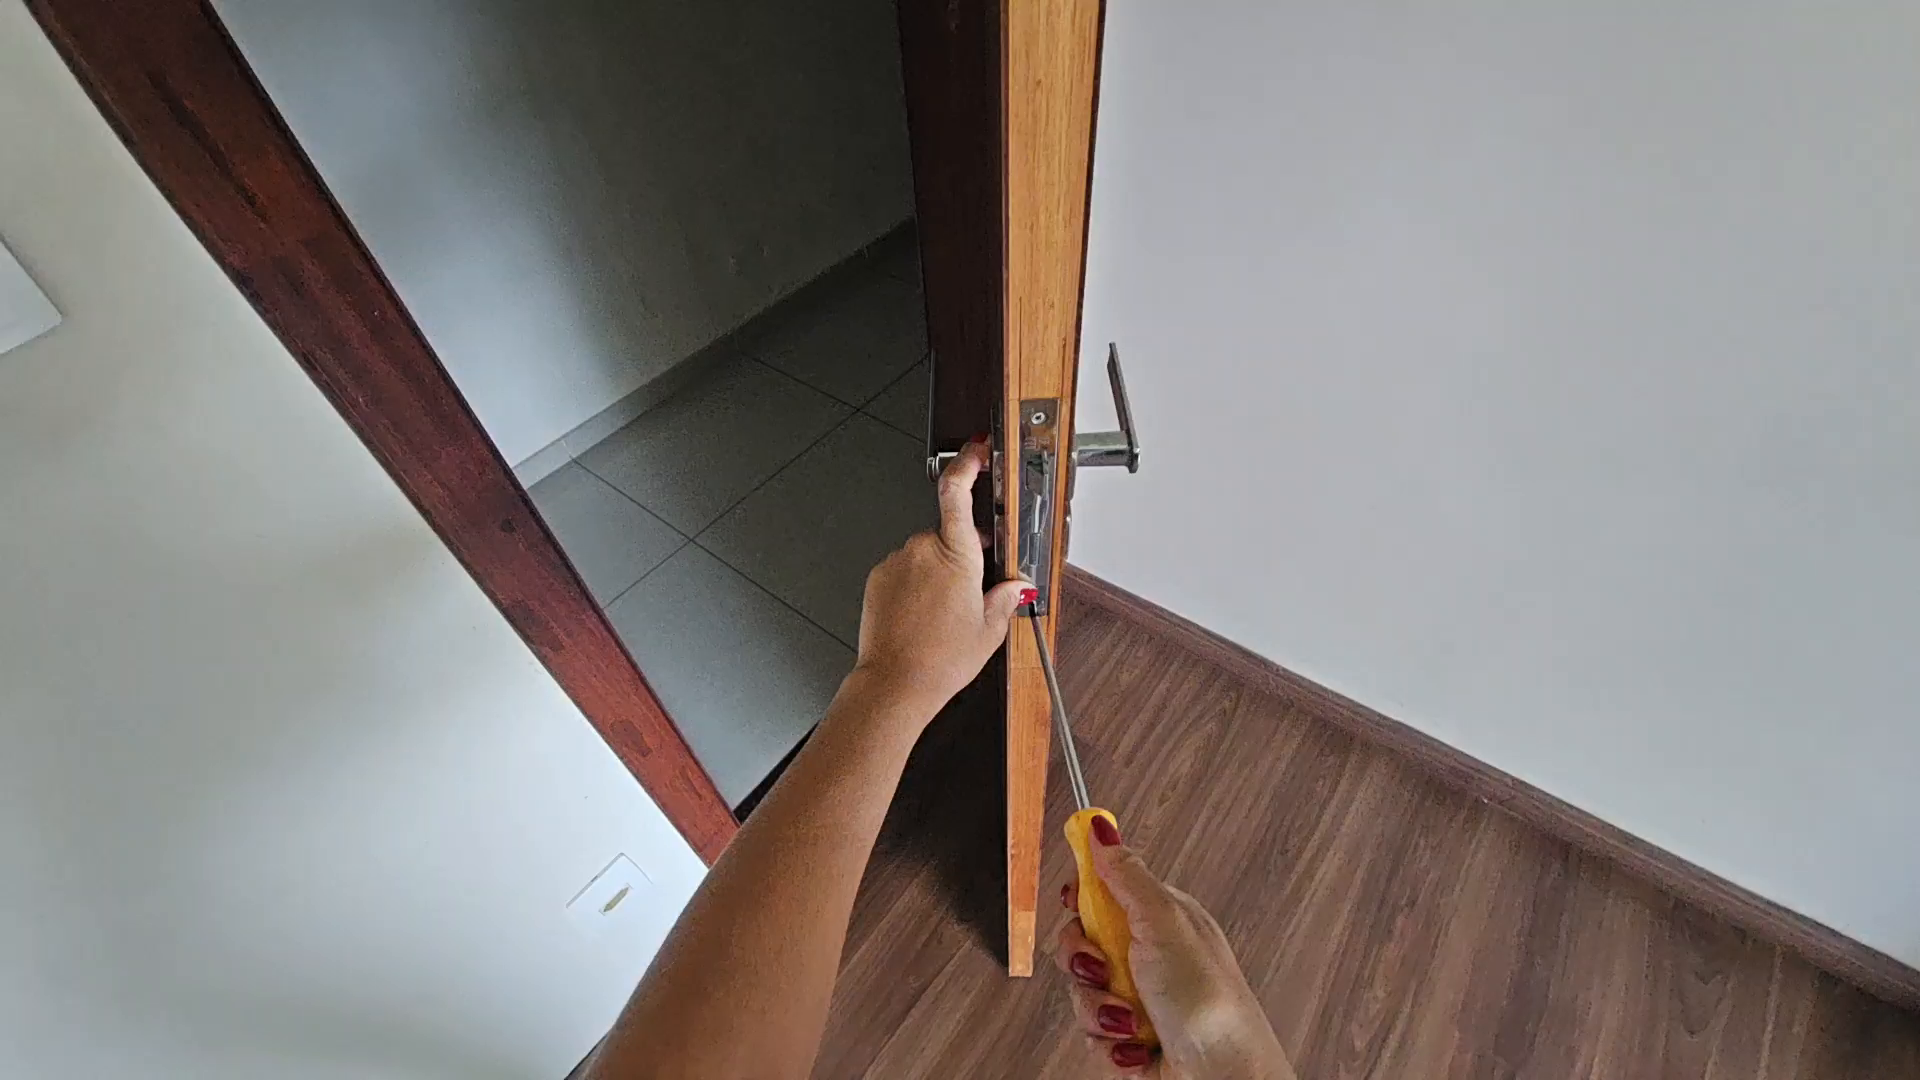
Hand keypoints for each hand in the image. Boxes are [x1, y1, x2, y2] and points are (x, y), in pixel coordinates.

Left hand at [850, 440, 1029, 723]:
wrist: (895, 683)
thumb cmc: (939, 660)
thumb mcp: (988, 630)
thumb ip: (1005, 597)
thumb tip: (1017, 585)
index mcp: (956, 556)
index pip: (957, 492)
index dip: (967, 463)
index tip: (977, 449)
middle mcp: (922, 550)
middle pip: (947, 534)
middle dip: (961, 554)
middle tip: (969, 591)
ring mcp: (897, 562)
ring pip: (925, 554)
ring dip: (936, 572)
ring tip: (941, 614)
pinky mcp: (879, 576)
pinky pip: (904, 569)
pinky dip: (915, 584)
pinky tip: (922, 614)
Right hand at [1054, 827, 1294, 1078]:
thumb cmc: (1213, 1005)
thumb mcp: (1164, 922)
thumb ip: (1127, 874)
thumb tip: (1101, 828)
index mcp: (1157, 915)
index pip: (1103, 884)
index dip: (1081, 891)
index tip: (1074, 899)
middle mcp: (1144, 952)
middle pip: (1080, 935)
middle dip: (1081, 956)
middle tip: (1102, 965)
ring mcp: (1135, 994)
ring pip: (1080, 986)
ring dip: (1097, 1006)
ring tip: (1128, 1017)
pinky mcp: (1125, 1036)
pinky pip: (1089, 1029)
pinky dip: (1108, 1042)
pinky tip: (1134, 1044)